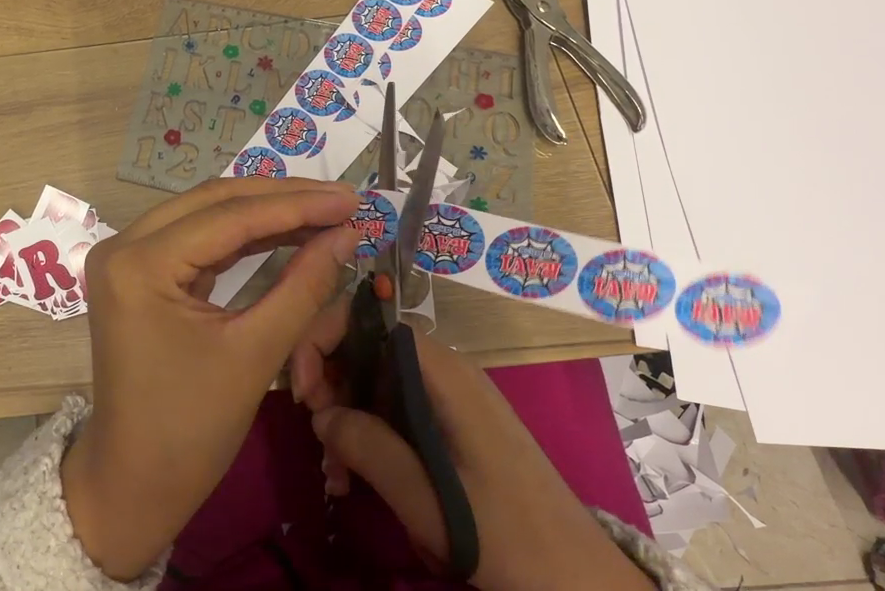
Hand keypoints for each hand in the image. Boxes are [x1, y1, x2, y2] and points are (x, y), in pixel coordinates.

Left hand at [62, 176, 360, 578]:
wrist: (135, 481)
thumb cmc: (191, 428)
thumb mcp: (255, 353)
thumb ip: (303, 285)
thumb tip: (348, 234)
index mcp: (140, 262)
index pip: (229, 217)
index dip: (297, 204)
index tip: (353, 198)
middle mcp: (124, 245)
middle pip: (213, 202)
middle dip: (282, 199)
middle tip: (344, 200)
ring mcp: (126, 258)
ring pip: (204, 215)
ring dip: (264, 213)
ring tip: (325, 211)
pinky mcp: (137, 274)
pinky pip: (195, 240)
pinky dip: (241, 237)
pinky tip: (285, 232)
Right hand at [291, 310, 652, 590]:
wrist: (580, 580)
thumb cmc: (508, 535)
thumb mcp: (428, 498)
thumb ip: (367, 447)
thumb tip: (320, 414)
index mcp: (443, 373)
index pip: (369, 319)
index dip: (324, 341)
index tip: (304, 395)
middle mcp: (445, 374)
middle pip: (367, 351)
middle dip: (330, 388)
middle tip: (319, 443)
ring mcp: (451, 401)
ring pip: (376, 386)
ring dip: (346, 421)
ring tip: (336, 476)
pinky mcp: (454, 428)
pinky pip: (397, 413)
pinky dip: (370, 437)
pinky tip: (357, 479)